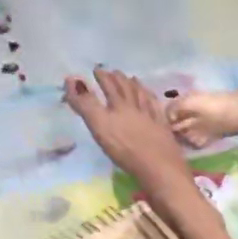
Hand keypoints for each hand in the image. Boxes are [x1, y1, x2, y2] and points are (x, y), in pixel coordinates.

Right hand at [63, 68, 190, 187]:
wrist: (160, 169)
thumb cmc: (126, 150)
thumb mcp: (99, 125)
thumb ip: (85, 103)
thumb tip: (72, 79)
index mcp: (119, 107)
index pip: (109, 87)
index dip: (103, 77)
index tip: (97, 69)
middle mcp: (137, 109)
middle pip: (128, 90)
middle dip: (119, 79)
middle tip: (115, 71)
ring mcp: (154, 121)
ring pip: (144, 98)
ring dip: (137, 87)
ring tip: (134, 80)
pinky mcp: (166, 133)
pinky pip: (159, 112)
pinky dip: (154, 103)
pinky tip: (154, 102)